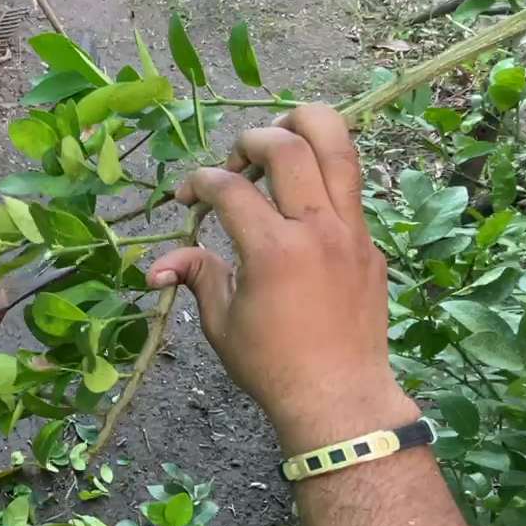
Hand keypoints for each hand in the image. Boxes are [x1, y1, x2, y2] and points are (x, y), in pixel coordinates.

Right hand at [148, 105, 416, 452]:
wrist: (338, 395)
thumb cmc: (270, 365)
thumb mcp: (220, 323)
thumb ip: (196, 277)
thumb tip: (156, 269)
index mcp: (272, 250)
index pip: (228, 189)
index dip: (197, 184)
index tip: (185, 199)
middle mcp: (316, 228)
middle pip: (288, 145)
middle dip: (250, 142)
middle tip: (233, 166)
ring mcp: (351, 230)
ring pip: (339, 145)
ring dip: (303, 130)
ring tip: (278, 142)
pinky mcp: (370, 242)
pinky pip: (349, 185)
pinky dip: (321, 173)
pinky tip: (299, 197)